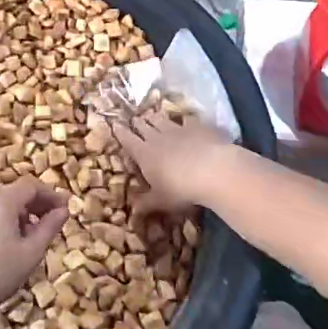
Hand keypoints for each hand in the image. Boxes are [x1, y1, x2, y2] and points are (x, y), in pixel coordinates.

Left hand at [0, 177, 67, 326]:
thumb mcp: (30, 253)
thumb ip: (49, 228)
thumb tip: (63, 210)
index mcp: (1, 201)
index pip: (30, 185)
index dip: (50, 194)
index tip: (65, 208)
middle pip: (13, 193)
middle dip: (34, 204)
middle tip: (50, 222)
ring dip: (17, 214)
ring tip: (28, 238)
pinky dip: (0, 222)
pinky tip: (3, 247)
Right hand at [109, 112, 242, 214]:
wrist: (213, 170)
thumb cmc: (181, 189)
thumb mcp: (161, 200)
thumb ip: (146, 203)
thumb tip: (133, 212)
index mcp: (144, 154)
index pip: (128, 140)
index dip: (121, 132)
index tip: (115, 124)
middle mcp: (157, 137)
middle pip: (144, 126)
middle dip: (138, 123)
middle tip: (134, 120)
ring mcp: (177, 129)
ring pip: (162, 119)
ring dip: (155, 118)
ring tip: (152, 116)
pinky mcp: (197, 127)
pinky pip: (186, 120)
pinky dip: (182, 121)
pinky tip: (185, 122)